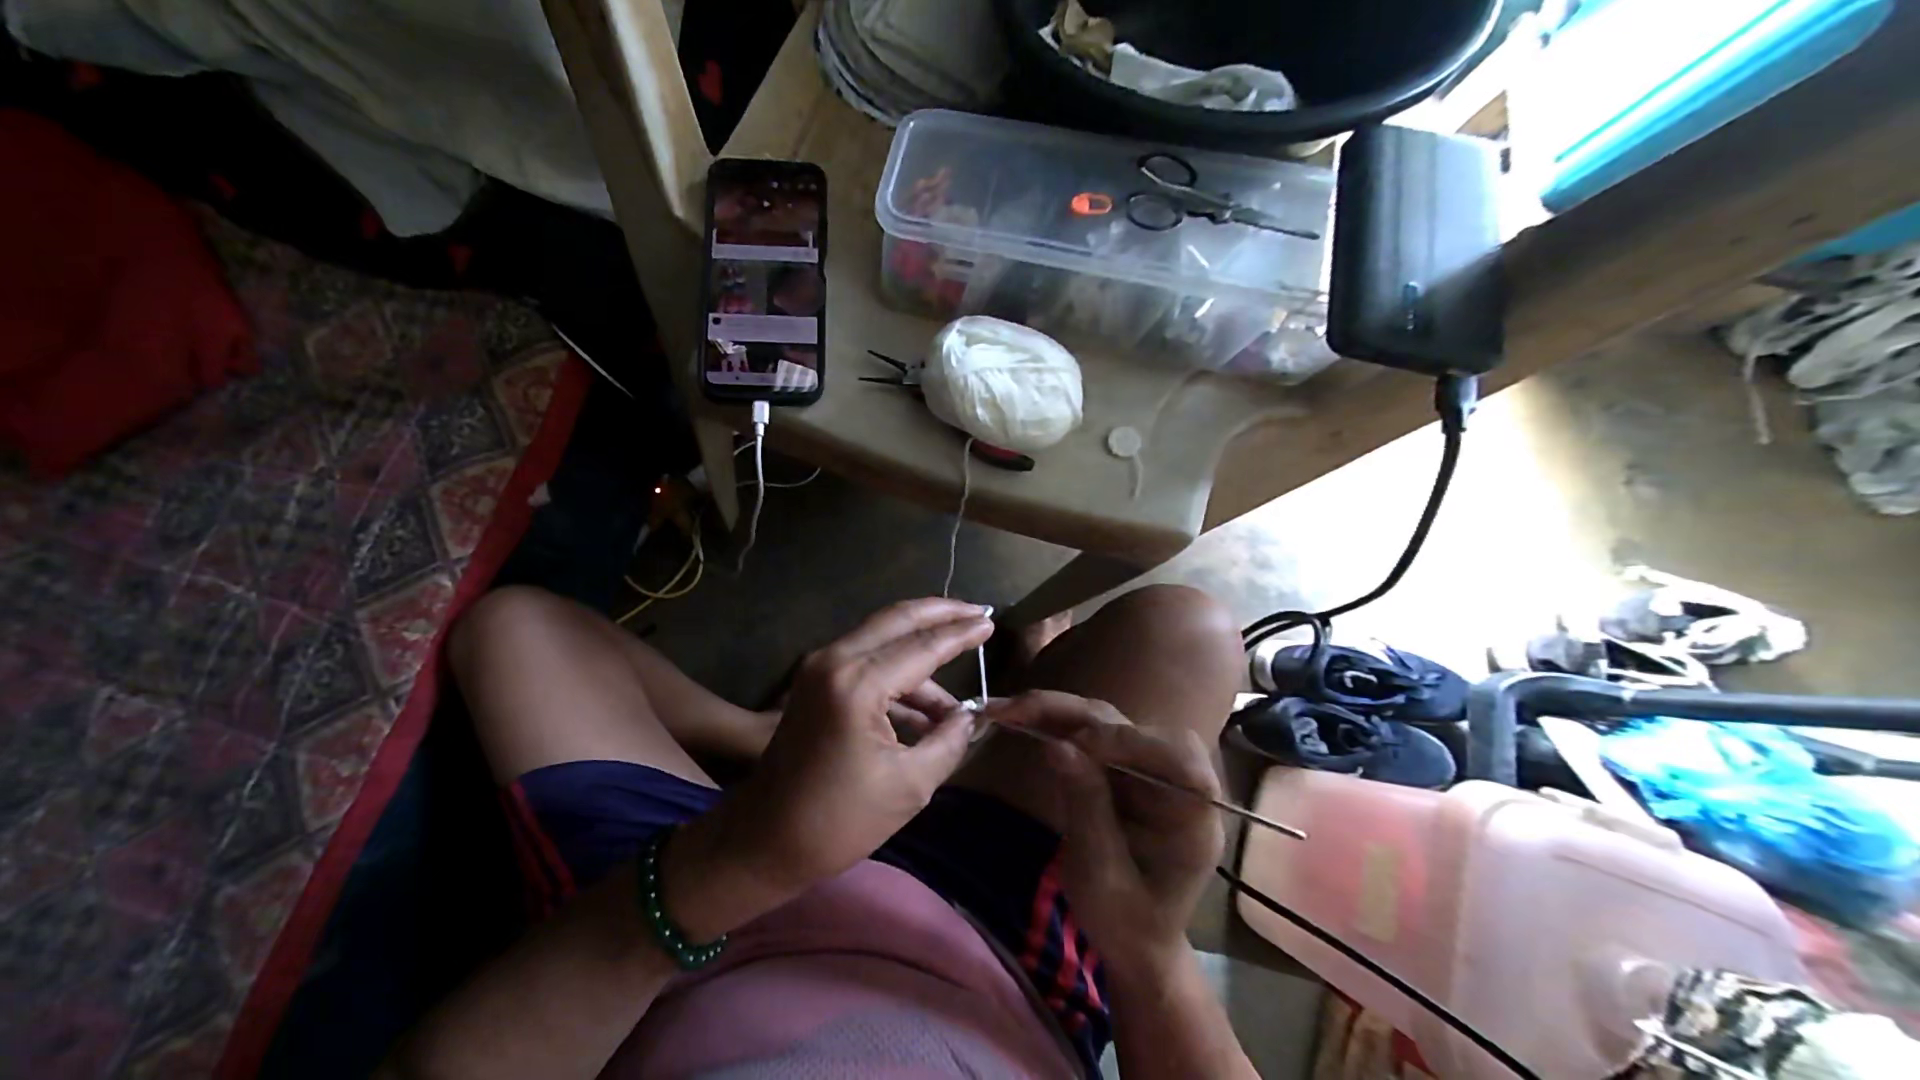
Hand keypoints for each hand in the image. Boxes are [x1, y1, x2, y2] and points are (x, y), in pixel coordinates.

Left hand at [668, 599, 992, 932]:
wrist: (764, 840)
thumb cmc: (839, 819)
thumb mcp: (910, 785)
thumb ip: (949, 741)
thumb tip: (970, 716)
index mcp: (858, 683)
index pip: (923, 646)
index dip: (961, 634)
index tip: (991, 625)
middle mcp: (835, 660)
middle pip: (897, 619)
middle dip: (940, 613)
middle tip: (978, 613)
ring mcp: (819, 667)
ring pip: (881, 637)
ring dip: (920, 654)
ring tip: (956, 699)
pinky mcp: (814, 681)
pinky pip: (865, 660)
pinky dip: (897, 674)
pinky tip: (925, 709)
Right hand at [987, 691, 1224, 971]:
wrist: (1135, 945)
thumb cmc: (1128, 924)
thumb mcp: (1103, 879)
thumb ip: (1087, 809)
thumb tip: (1057, 745)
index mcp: (1194, 814)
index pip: (1178, 758)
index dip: (1128, 741)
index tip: (1079, 744)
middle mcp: (1176, 780)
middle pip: (1133, 726)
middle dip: (1073, 714)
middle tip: (1015, 710)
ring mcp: (1148, 769)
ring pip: (1108, 721)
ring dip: (1057, 711)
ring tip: (1008, 709)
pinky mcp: (1122, 766)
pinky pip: (1091, 733)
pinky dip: (1055, 723)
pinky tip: (1022, 718)